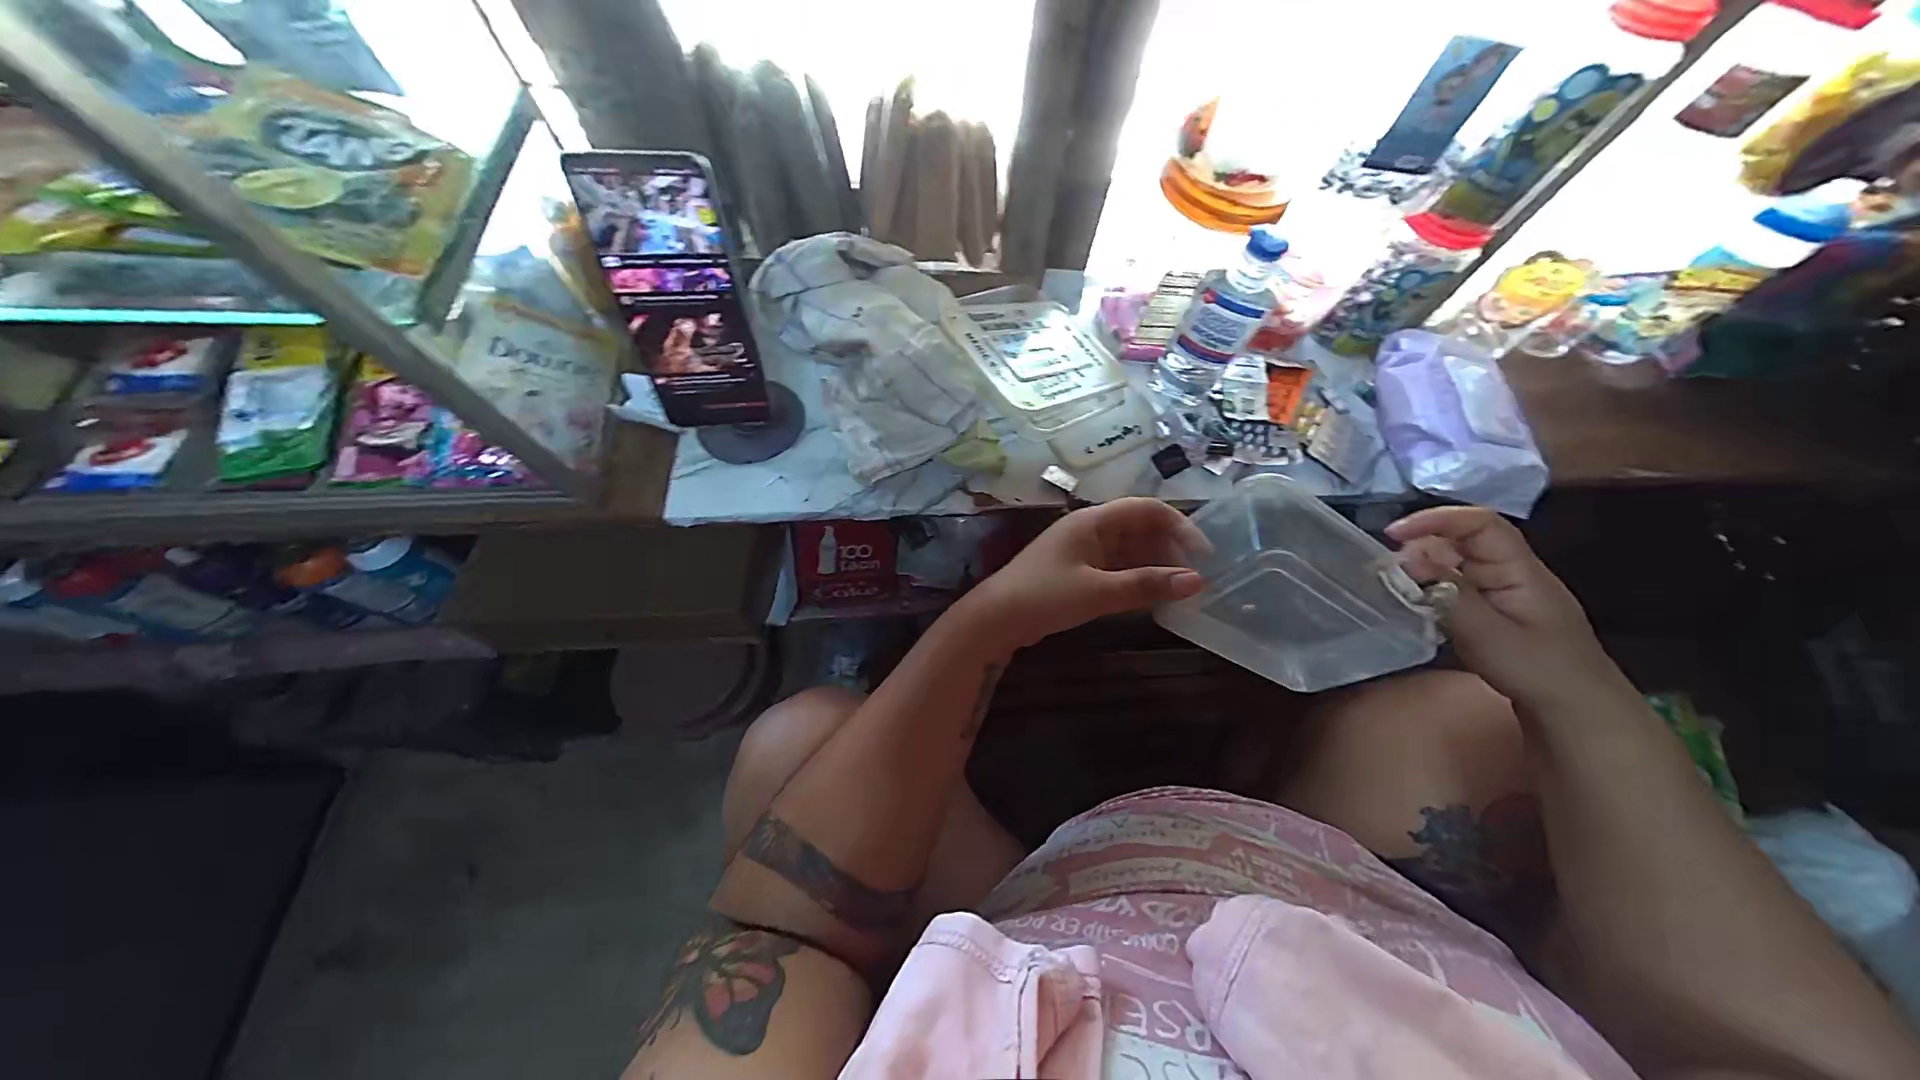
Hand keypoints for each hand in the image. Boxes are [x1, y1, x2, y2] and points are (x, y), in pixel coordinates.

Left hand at [956, 498, 1206, 654]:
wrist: (995, 619)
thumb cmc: (1045, 596)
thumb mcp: (1099, 592)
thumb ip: (1146, 585)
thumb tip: (1196, 581)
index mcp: (1094, 521)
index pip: (1147, 510)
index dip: (1180, 527)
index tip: (1204, 555)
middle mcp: (1090, 529)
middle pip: (1141, 529)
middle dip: (1171, 549)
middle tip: (1196, 578)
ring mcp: (1082, 551)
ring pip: (1130, 550)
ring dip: (1156, 566)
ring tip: (1182, 590)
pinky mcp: (1077, 572)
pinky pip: (1117, 568)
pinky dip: (1137, 579)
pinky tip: (1154, 597)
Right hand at [1388, 506, 1621, 709]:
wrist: (1577, 711)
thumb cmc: (1537, 670)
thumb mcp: (1487, 634)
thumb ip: (1447, 593)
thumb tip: (1407, 557)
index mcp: (1519, 569)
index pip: (1479, 523)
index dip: (1435, 519)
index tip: (1393, 534)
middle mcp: (1511, 571)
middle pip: (1464, 539)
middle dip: (1421, 543)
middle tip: (1388, 566)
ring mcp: (1503, 590)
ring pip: (1457, 562)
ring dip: (1423, 567)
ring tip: (1395, 584)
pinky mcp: (1493, 609)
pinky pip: (1457, 584)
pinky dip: (1431, 586)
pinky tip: (1415, 603)